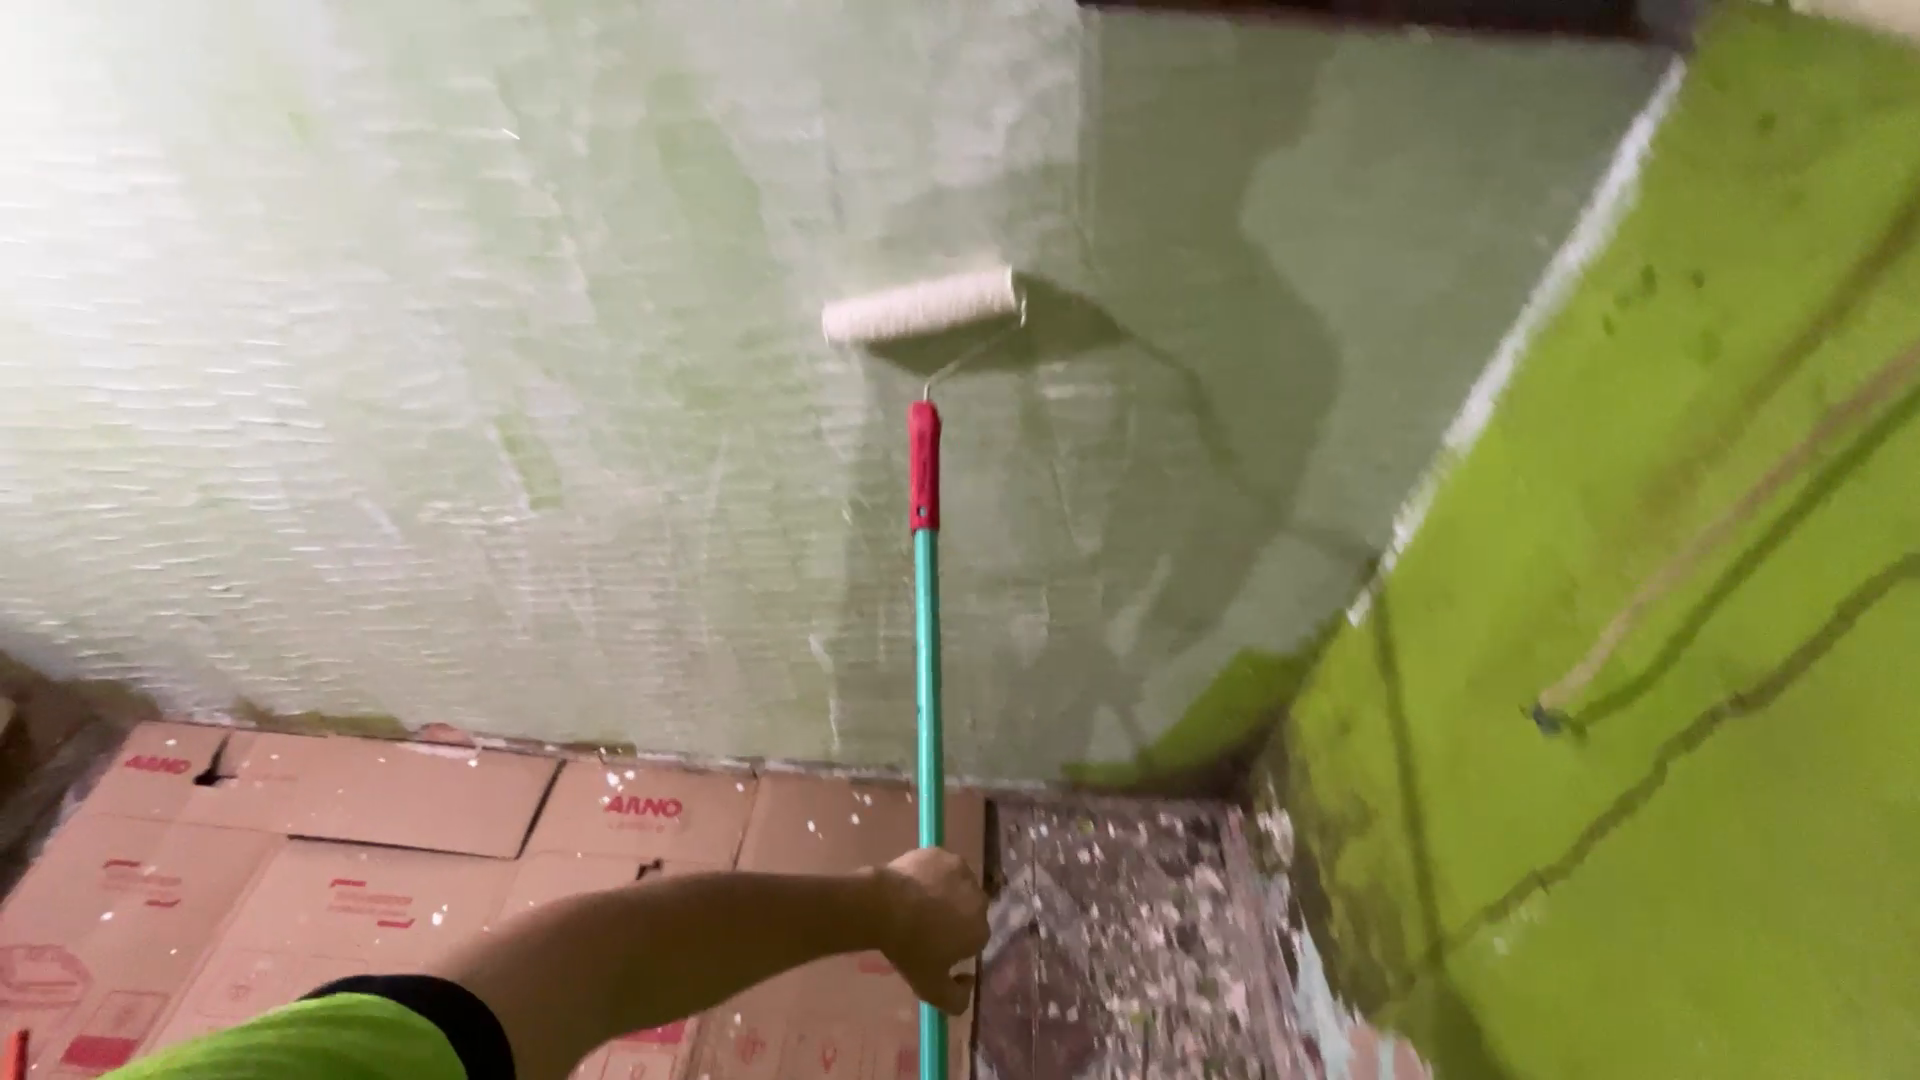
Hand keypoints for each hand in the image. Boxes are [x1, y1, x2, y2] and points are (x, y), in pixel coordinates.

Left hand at [870, 847, 989, 1013]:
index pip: (975, 939)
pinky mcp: (940, 852)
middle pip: (970, 909)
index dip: (957, 944)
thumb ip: (958, 1000)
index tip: (936, 948)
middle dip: (955, 916)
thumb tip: (968, 983)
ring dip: (946, 893)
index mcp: (980, 930)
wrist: (882, 907)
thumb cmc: (909, 949)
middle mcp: (978, 897)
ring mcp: (960, 870)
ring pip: (958, 885)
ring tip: (918, 902)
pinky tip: (912, 884)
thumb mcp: (931, 989)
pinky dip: (931, 874)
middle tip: (927, 925)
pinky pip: (940, 867)